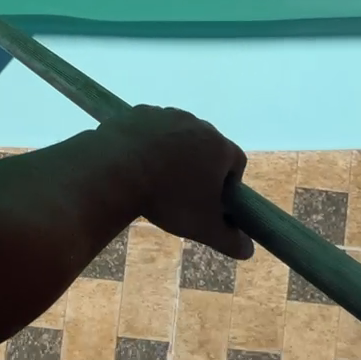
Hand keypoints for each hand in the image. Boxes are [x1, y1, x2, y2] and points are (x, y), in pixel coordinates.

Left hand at [97, 105, 252, 259]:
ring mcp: (162, 113)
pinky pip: (150, 128)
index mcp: (217, 144)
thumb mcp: (207, 230)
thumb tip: (246, 247)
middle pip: (205, 145)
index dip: (228, 182)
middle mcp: (192, 122)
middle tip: (185, 189)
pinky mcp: (135, 112)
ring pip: (176, 135)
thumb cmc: (168, 198)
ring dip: (173, 151)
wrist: (114, 170)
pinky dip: (148, 141)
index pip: (235, 162)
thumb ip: (234, 241)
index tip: (212, 199)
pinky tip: (137, 161)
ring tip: (157, 176)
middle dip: (200, 165)